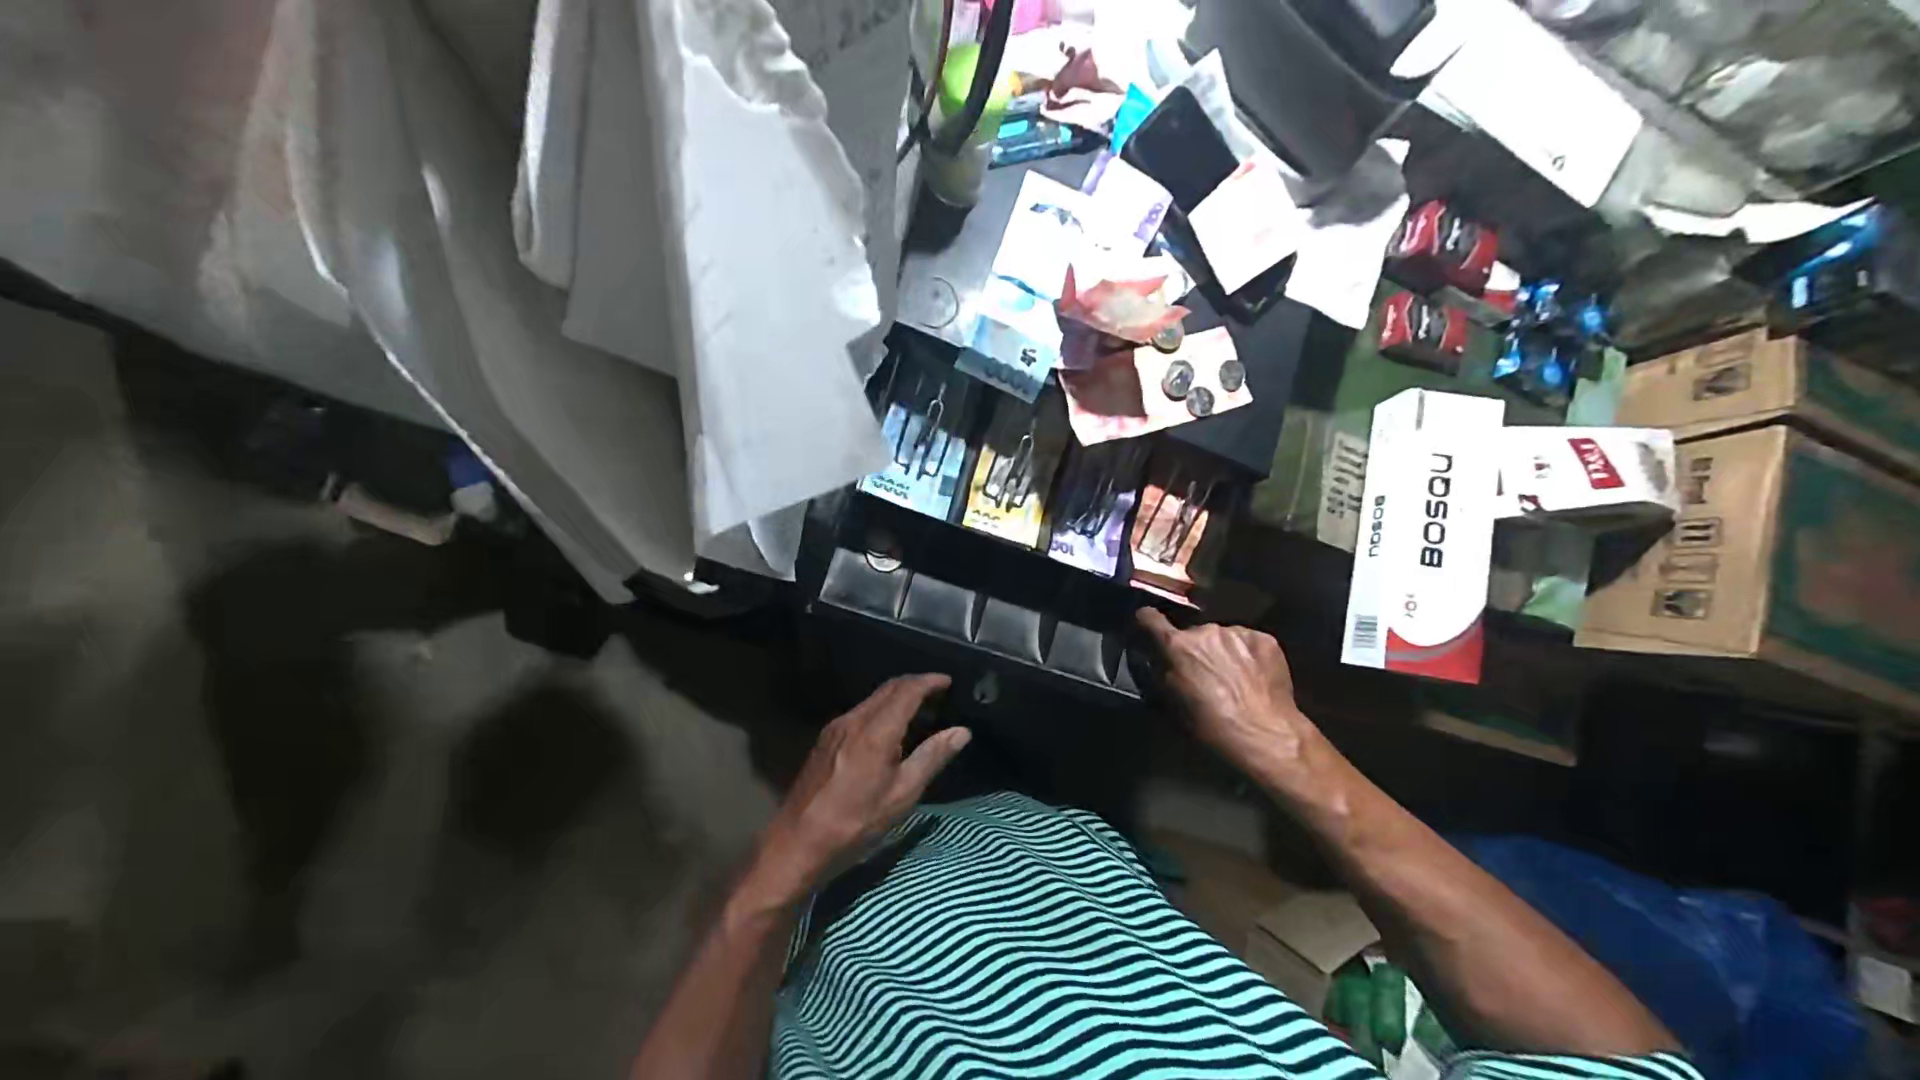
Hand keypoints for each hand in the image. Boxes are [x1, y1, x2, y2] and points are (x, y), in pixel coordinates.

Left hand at [743, 675, 969, 906]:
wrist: (798, 841)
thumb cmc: (856, 822)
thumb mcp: (902, 794)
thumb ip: (932, 757)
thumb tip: (961, 731)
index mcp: (875, 731)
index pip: (907, 690)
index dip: (929, 681)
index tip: (948, 681)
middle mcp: (854, 719)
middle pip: (888, 688)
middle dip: (915, 684)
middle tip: (939, 693)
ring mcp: (836, 727)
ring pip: (873, 699)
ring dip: (897, 696)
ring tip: (920, 711)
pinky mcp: (826, 738)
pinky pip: (860, 711)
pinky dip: (881, 709)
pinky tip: (890, 730)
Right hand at [1135, 609, 1327, 797]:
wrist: (1264, 735)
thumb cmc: (1211, 726)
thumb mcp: (1171, 702)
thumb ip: (1160, 671)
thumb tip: (1157, 657)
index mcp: (1177, 646)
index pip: (1149, 618)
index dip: (1146, 622)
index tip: (1149, 627)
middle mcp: (1206, 631)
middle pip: (1193, 633)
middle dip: (1195, 649)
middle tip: (1204, 673)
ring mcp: (1238, 633)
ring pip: (1222, 637)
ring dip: (1222, 651)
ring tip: (1233, 678)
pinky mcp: (1265, 639)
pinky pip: (1248, 641)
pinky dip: (1247, 654)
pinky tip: (1253, 676)